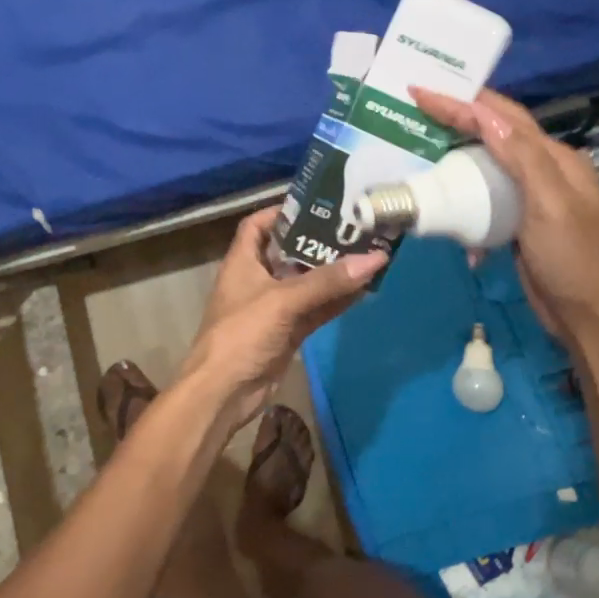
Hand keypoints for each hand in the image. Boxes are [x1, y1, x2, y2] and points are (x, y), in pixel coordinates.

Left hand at [178, 207, 387, 427]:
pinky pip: (315, 309)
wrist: (223, 392)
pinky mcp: (287, 332)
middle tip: (355, 229)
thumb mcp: (283, 300)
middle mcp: (257, 280)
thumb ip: (327, 282)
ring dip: (333, 273)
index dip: (281, 212)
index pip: (258, 226)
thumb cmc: (242, 333)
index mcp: (243, 262)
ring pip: (306, 283)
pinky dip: (335, 301)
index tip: (316, 206)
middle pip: (289, 252)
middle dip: (318, 242)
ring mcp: (273, 308)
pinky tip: (363, 291)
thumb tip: (375, 258)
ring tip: (368, 254)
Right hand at [411, 87, 598, 349]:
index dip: (462, 102)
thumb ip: (521, 158)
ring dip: (455, 156)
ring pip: (486, 164)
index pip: (504, 118)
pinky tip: (445, 211)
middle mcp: (546, 170)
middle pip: (495, 134)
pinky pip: (484, 198)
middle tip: (413, 110)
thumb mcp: (550, 205)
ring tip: (418, 148)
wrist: (589, 320)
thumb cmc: (572, 261)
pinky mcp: (518, 223)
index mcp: (558, 159)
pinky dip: (464, 198)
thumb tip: (483, 115)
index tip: (420, 92)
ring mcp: (532, 197)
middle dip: (456, 119)